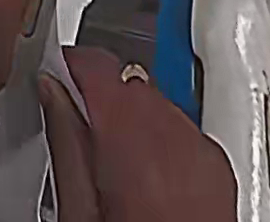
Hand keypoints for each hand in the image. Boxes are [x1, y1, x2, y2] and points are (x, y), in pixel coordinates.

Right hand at [40, 47, 237, 221]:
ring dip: (130, 116)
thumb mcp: (78, 213)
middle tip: (73, 125)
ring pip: (154, 100)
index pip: (99, 66)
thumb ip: (65, 140)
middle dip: (99, 96)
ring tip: (110, 166)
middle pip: (128, 82)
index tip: (56, 70)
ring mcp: (200, 149)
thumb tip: (53, 89)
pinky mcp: (217, 165)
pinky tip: (145, 176)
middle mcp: (173, 135)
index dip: (72, 64)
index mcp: (133, 142)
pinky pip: (180, 128)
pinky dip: (160, 137)